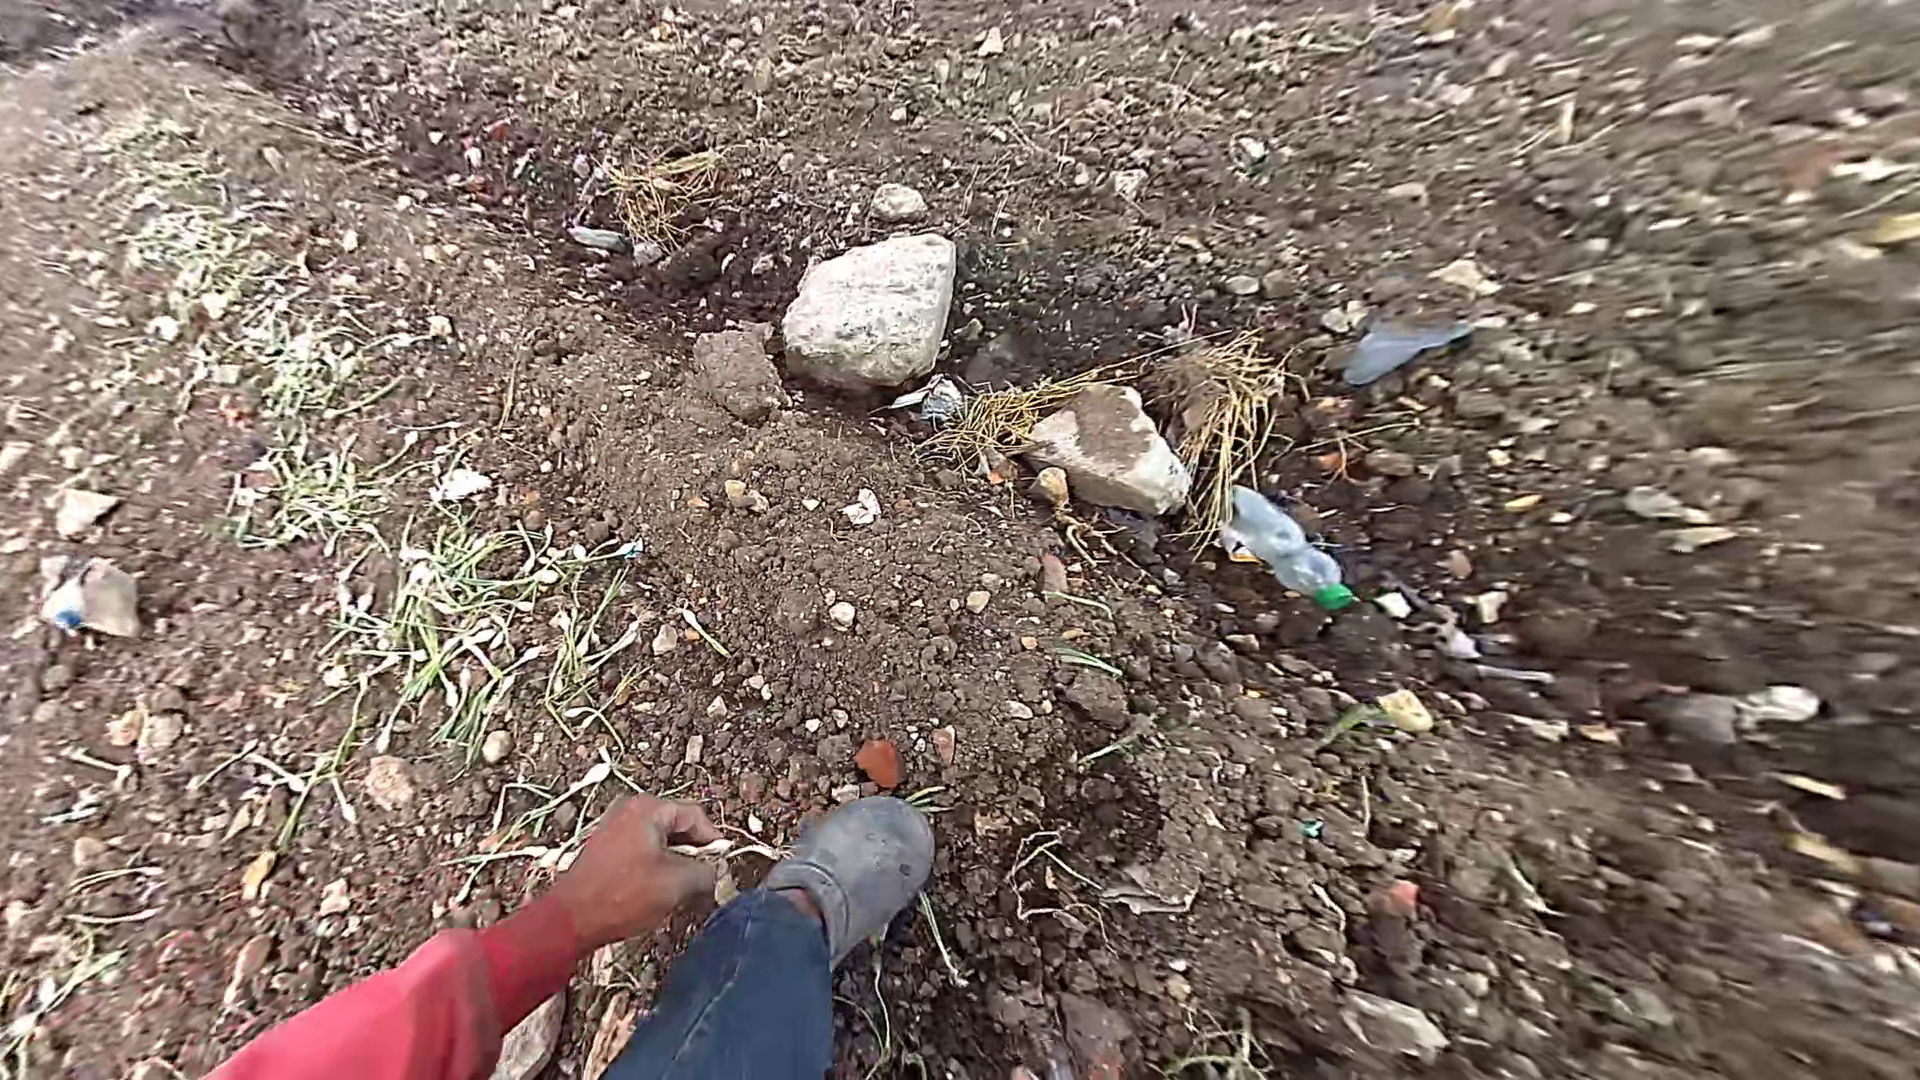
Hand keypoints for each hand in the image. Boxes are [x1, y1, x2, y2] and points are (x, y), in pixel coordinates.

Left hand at [548, 794, 721, 949]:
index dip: (712, 840)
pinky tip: (655, 888)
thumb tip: (717, 871)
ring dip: (673, 860)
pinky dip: (653, 864)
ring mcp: (613, 827)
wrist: (564, 924)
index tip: (721, 862)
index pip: (695, 815)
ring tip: (680, 886)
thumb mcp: (676, 884)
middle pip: (676, 825)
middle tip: (703, 875)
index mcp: (649, 808)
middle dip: (692, 851)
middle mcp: (630, 809)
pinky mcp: (602, 848)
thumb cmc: (623, 896)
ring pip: (658, 839)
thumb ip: (706, 872)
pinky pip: (640, 848)